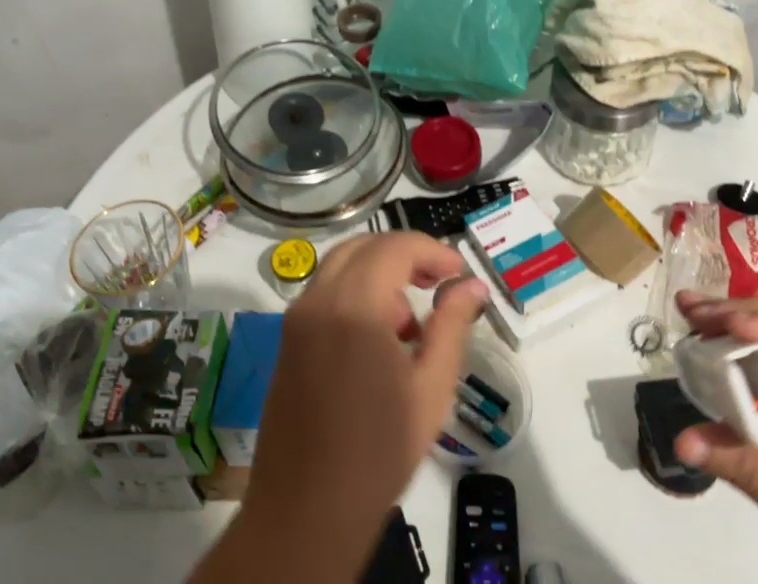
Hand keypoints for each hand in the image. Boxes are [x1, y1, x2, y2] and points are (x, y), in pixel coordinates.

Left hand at [190, 233, 487, 583]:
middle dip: (403, 256)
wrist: (306, 509)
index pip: (394, 247)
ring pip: (339, 269)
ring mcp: (295, 321)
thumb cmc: (379, 450)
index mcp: (354, 306)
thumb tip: (471, 286)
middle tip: (437, 285)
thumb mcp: (431, 388)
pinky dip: (354, 297)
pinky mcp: (286, 342)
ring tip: (409, 327)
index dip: (432, 251)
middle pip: (362, 247)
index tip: (458, 274)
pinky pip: (323, 296)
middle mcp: (317, 301)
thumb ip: (451, 326)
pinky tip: (377, 344)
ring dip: (378, 276)